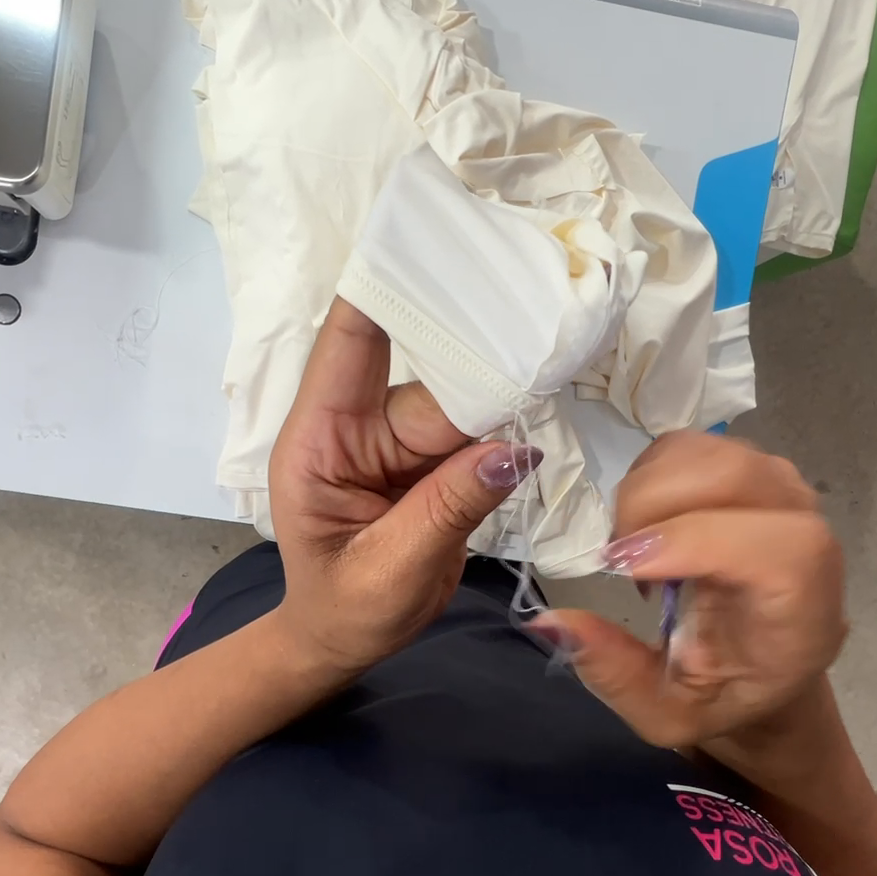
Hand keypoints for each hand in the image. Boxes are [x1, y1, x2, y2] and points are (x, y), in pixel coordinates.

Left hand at [268, 298, 541, 675]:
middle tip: (538, 294)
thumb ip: (449, 508)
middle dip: (472, 341)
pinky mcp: (423, 462)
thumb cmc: (343, 612)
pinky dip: (500, 424)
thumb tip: (516, 447)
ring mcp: (392, 444)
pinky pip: (468, 432)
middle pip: (420, 370)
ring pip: (455, 401)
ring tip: (557, 348)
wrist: (338, 641)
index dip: (383, 288)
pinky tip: (539, 397)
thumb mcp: (392, 571)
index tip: (428, 234)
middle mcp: (355, 428)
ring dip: (498, 388)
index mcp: (320, 442)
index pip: (347, 345)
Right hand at [528, 431, 845, 746]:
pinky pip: (688, 446)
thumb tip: (547, 620)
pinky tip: (646, 522)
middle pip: (734, 476)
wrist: (764, 664)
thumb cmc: (722, 694)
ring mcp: (779, 492)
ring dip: (644, 490)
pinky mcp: (747, 469)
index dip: (699, 541)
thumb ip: (611, 672)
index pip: (781, 548)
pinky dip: (648, 474)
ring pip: (704, 452)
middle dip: (649, 507)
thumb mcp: (663, 714)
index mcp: (803, 610)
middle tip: (617, 559)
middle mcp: (806, 538)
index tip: (627, 568)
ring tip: (633, 545)